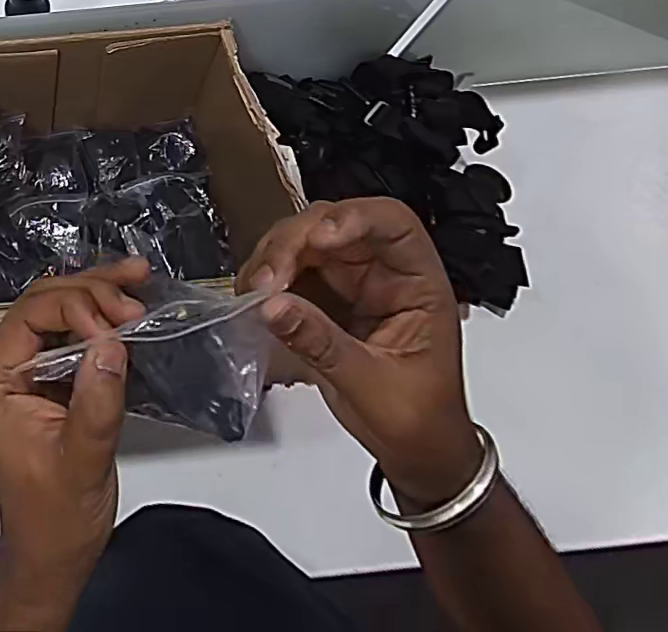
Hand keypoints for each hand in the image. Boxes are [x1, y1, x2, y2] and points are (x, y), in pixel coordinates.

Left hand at [0, 258, 146, 628]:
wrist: (54, 553)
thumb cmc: (52, 518)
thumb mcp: (78, 464)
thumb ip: (94, 405)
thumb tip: (111, 346)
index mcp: (1, 382)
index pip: (26, 319)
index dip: (68, 310)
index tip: (110, 327)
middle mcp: (14, 368)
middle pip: (43, 304)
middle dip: (88, 292)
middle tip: (130, 298)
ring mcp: (37, 372)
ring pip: (61, 312)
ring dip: (98, 292)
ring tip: (136, 276)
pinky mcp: (61, 380)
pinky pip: (79, 335)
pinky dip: (105, 318)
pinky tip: (131, 306)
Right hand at [244, 198, 480, 506]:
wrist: (413, 449)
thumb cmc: (416, 421)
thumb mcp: (373, 386)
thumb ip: (321, 344)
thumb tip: (271, 307)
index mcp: (416, 283)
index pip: (391, 224)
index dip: (354, 218)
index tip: (318, 239)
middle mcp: (378, 269)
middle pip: (329, 223)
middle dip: (292, 243)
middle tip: (266, 282)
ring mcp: (344, 277)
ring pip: (298, 239)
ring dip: (270, 258)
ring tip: (254, 294)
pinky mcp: (315, 290)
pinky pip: (282, 265)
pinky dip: (261, 276)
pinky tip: (251, 299)